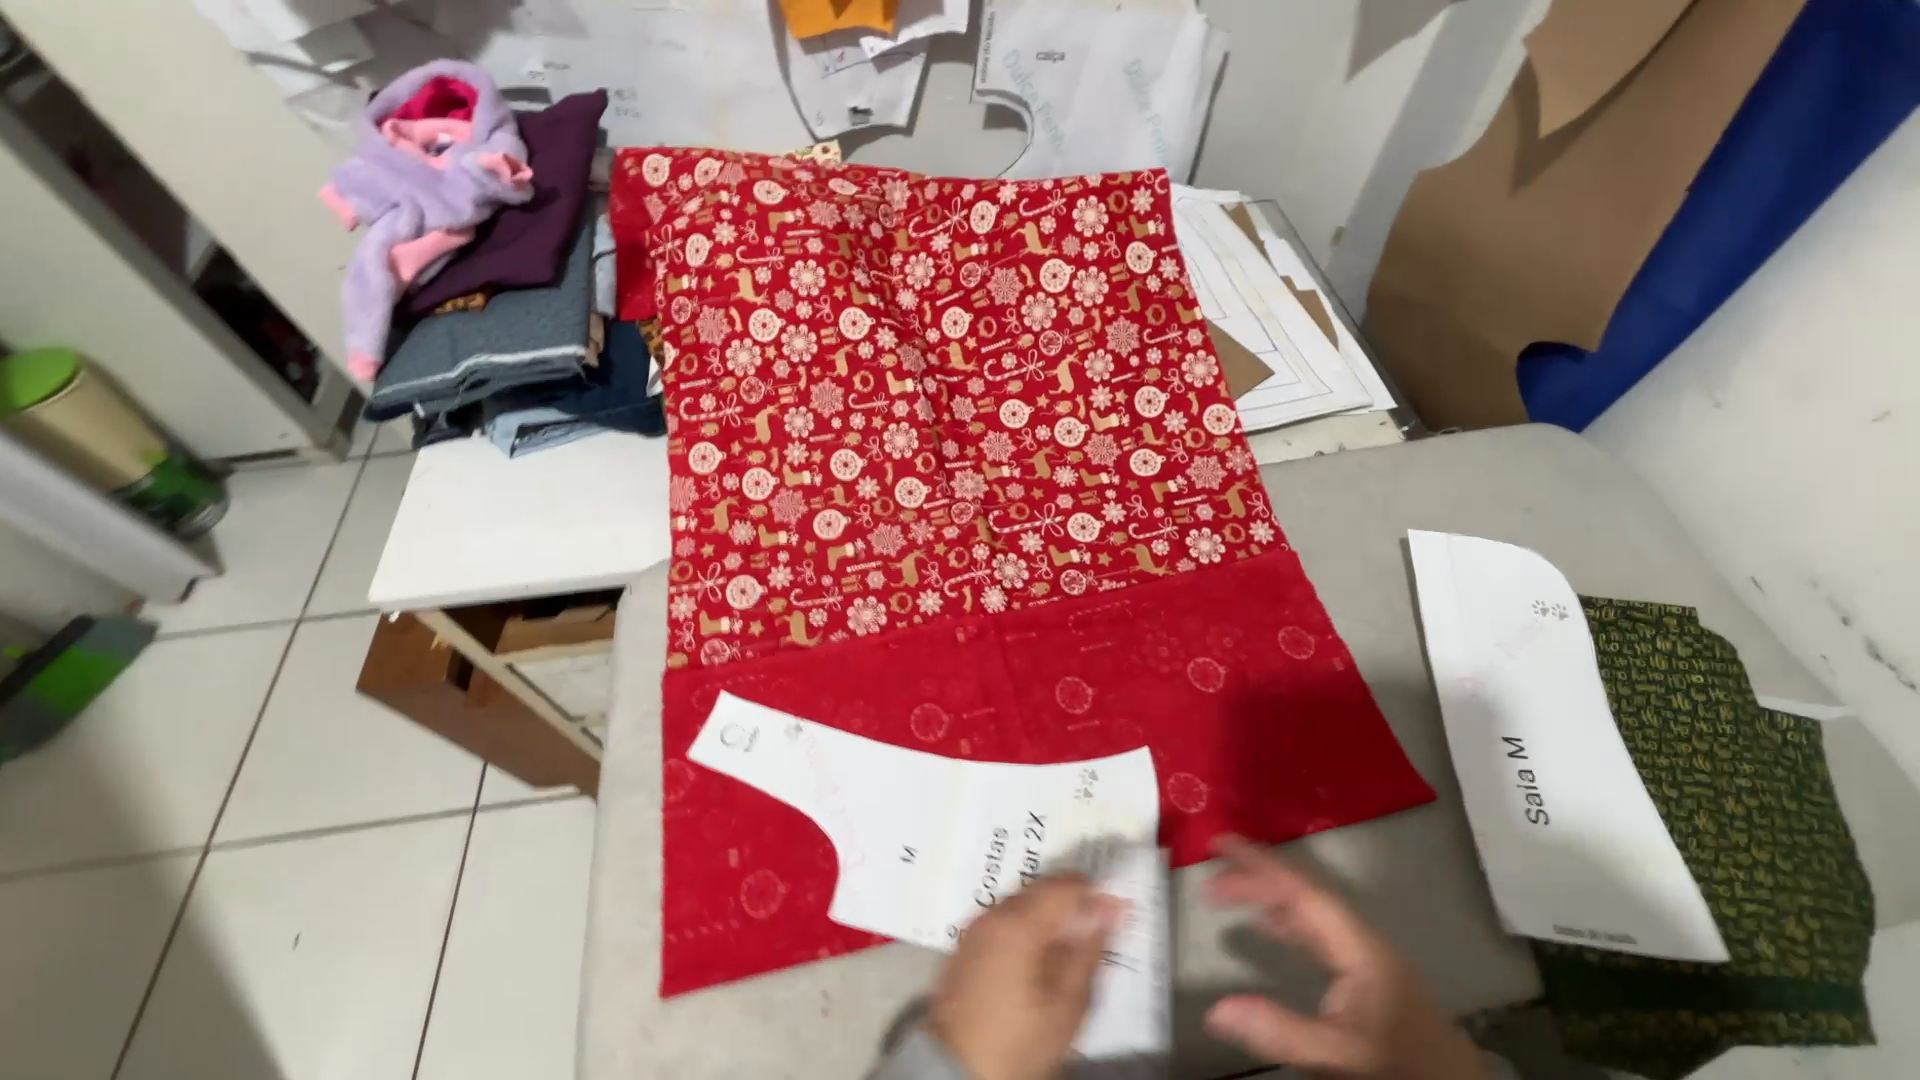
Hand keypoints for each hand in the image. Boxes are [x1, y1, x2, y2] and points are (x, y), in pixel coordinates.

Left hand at [930, 875, 1125, 1079]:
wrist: (955, 1069)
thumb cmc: (1018, 1041)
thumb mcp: (1067, 1005)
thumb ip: (1088, 951)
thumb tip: (1108, 910)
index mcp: (1019, 923)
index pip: (1065, 885)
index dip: (1094, 895)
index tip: (1112, 914)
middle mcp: (993, 914)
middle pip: (1041, 888)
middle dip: (1071, 904)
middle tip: (1091, 936)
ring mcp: (975, 927)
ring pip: (1021, 901)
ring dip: (1047, 914)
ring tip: (1064, 952)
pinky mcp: (965, 943)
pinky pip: (1002, 918)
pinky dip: (1024, 925)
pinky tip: (1034, 958)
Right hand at [1203, 836, 1485, 1079]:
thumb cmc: (1401, 1066)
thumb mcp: (1340, 1053)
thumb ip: (1281, 1031)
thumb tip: (1215, 1009)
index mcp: (1360, 947)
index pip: (1303, 893)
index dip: (1261, 865)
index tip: (1222, 843)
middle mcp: (1362, 942)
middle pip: (1304, 896)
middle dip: (1258, 877)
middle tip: (1212, 867)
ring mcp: (1366, 959)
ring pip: (1310, 914)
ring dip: (1269, 897)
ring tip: (1227, 889)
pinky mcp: (1365, 979)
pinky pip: (1316, 935)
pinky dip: (1284, 923)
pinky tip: (1266, 928)